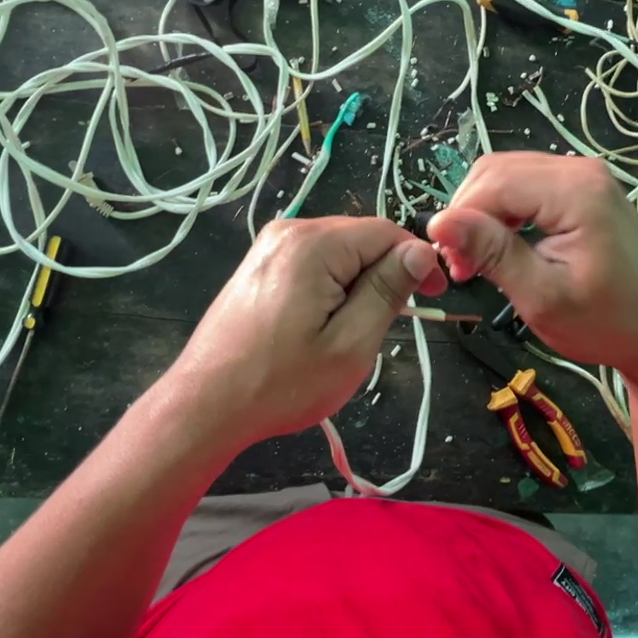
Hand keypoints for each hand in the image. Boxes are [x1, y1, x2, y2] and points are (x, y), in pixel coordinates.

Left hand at [161, 216, 447, 449]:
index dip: (416, 261)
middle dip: (383, 273)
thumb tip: (421, 250)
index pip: (386, 232)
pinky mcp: (259, 265)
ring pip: (337, 252)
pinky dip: (330, 286)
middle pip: (360, 238)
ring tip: (350, 330)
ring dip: (356, 283)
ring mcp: (268, 246)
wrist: (204, 405)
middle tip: (388, 324)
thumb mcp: (350, 343)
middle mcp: (289, 231)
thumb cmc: (281, 383)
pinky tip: (321, 323)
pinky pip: (312, 262)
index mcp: (313, 244)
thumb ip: (387, 290)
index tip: (433, 296)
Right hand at [426, 152, 637, 380]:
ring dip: (483, 214)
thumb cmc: (606, 323)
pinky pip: (526, 185)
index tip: (452, 266)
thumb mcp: (541, 295)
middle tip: (463, 266)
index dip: (461, 219)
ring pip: (506, 176)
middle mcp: (581, 169)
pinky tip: (503, 245)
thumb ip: (491, 252)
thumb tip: (437, 222)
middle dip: (469, 214)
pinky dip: (504, 211)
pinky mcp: (583, 188)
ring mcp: (584, 175)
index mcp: (576, 190)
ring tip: (479, 260)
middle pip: (495, 172)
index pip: (492, 183)